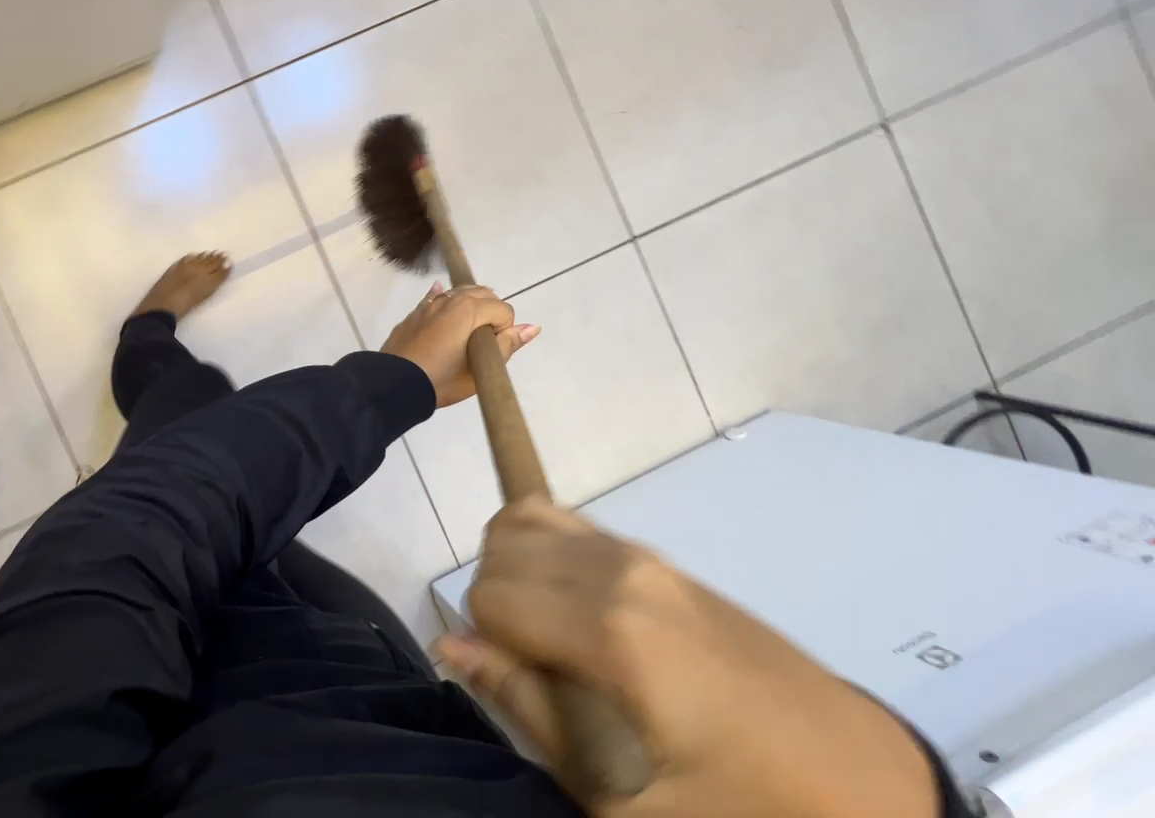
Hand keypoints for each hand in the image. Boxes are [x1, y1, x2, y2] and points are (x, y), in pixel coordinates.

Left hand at [379, 283, 537, 407]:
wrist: (394, 385)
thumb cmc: (441, 380)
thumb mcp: (480, 368)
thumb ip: (508, 345)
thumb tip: (533, 327)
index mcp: (469, 309)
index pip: (504, 309)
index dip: (504, 330)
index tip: (491, 351)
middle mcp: (450, 299)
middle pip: (484, 294)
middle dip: (491, 314)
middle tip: (483, 344)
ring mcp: (429, 304)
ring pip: (460, 293)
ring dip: (471, 306)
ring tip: (468, 333)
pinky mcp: (414, 314)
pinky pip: (435, 297)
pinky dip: (444, 299)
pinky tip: (443, 300)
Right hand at [435, 500, 937, 817]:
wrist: (858, 780)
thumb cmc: (736, 804)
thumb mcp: (622, 795)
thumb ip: (529, 708)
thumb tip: (452, 646)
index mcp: (610, 630)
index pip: (488, 597)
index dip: (489, 649)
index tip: (530, 694)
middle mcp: (619, 570)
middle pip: (500, 548)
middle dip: (496, 607)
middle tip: (539, 673)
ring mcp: (643, 554)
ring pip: (525, 521)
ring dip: (515, 572)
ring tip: (551, 638)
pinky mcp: (661, 557)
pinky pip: (567, 524)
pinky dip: (544, 553)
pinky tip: (575, 614)